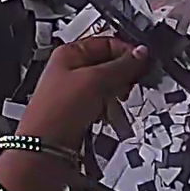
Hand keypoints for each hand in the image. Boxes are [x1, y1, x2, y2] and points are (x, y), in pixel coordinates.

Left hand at [16, 37, 148, 147]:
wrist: (46, 148)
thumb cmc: (57, 111)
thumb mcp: (96, 80)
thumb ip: (121, 66)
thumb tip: (141, 54)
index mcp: (69, 53)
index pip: (106, 42)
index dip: (126, 51)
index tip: (142, 61)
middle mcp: (70, 71)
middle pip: (108, 65)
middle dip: (122, 75)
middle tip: (128, 84)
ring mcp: (75, 93)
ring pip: (107, 87)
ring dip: (116, 94)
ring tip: (117, 101)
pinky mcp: (80, 113)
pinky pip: (103, 105)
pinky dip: (109, 109)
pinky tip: (108, 115)